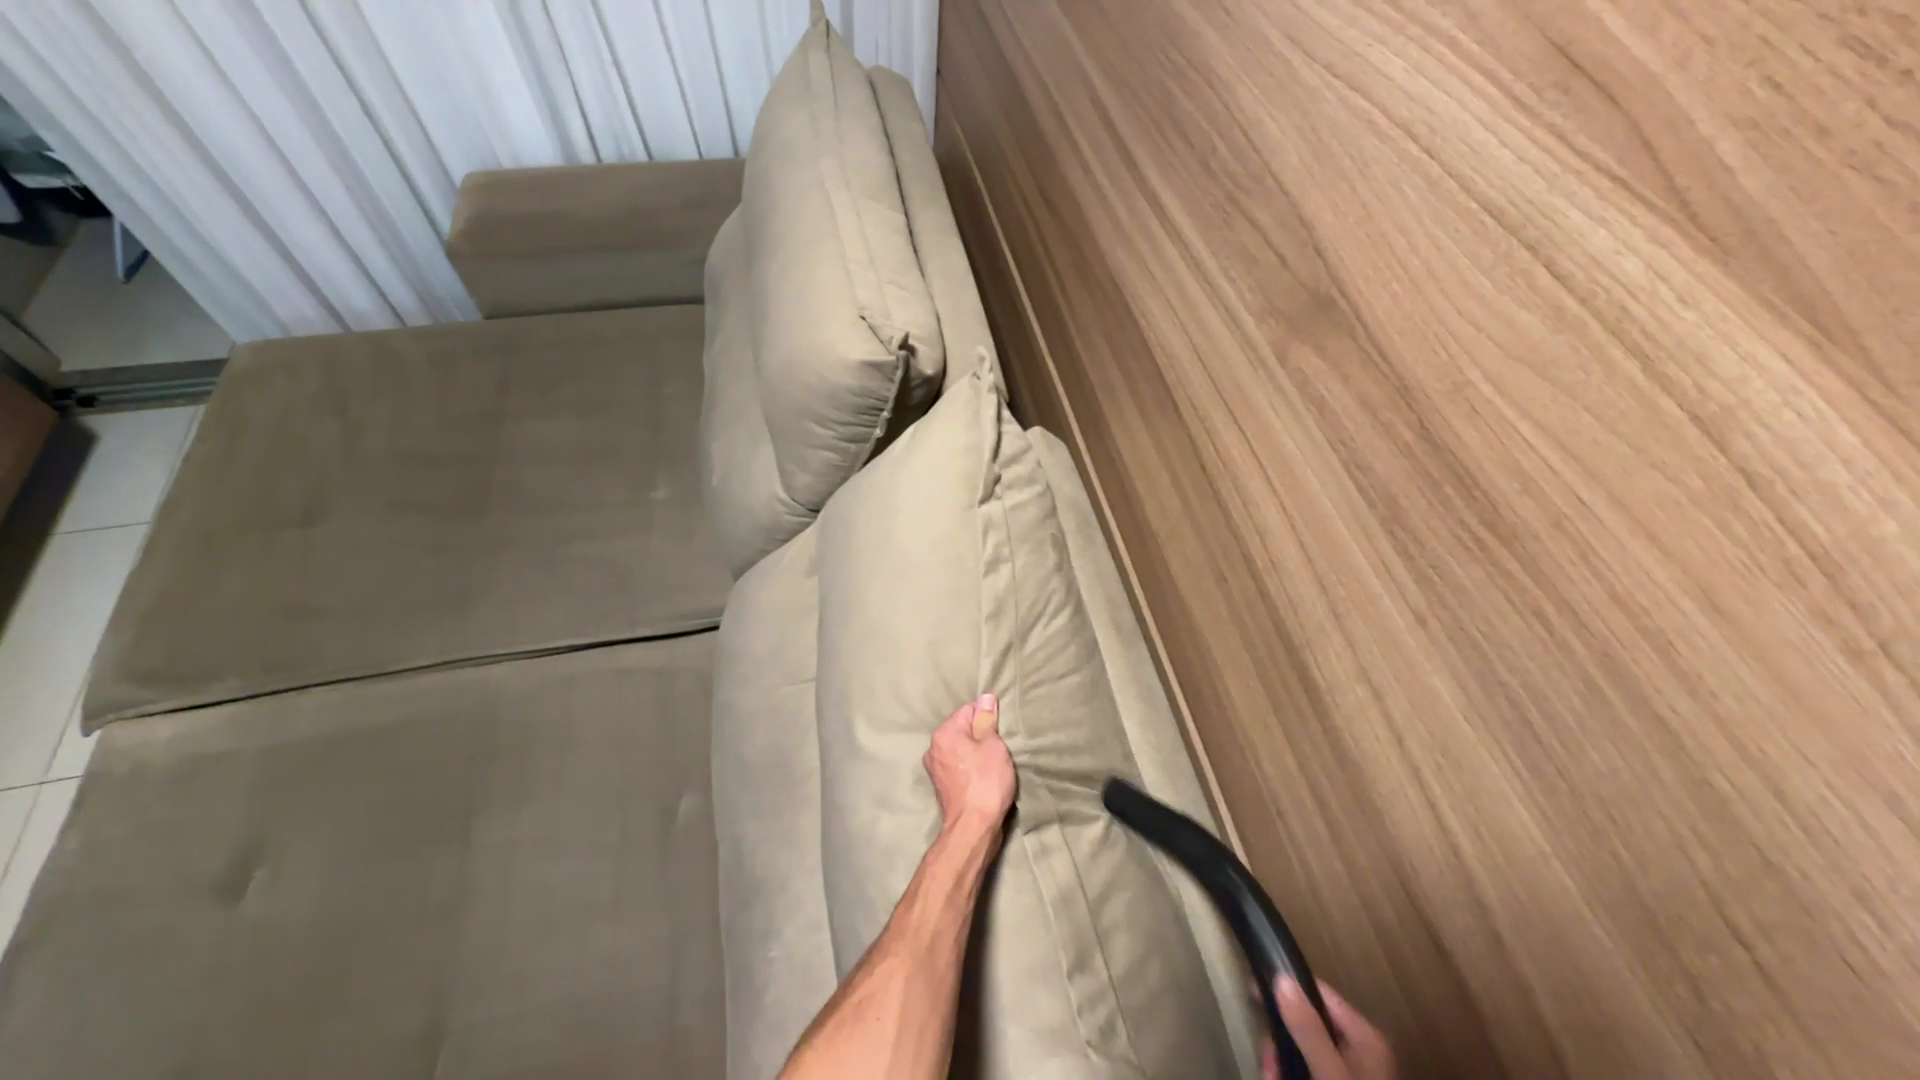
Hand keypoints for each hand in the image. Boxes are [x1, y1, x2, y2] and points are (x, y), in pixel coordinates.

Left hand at [924, 693, 1015, 834]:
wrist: (973, 827)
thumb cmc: (986, 781)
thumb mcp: (993, 745)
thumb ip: (987, 720)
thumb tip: (984, 698)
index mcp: (944, 733)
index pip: (969, 710)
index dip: (988, 719)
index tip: (1000, 734)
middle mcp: (933, 748)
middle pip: (963, 730)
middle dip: (982, 737)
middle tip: (999, 751)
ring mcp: (935, 769)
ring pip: (961, 750)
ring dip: (977, 755)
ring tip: (993, 767)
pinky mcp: (941, 786)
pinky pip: (959, 768)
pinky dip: (971, 770)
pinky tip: (983, 780)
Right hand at [1264, 977, 1394, 1079]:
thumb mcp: (1329, 1068)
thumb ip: (1308, 1027)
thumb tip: (1281, 977)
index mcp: (1365, 1034)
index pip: (1319, 993)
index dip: (1286, 989)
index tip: (1254, 990)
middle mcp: (1359, 1046)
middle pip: (1307, 1024)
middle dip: (1281, 1041)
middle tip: (1268, 1062)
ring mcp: (1351, 1067)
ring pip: (1304, 1048)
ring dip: (1282, 1060)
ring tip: (1272, 1076)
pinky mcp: (1339, 1078)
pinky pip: (1309, 1066)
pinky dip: (1290, 1071)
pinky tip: (1279, 1078)